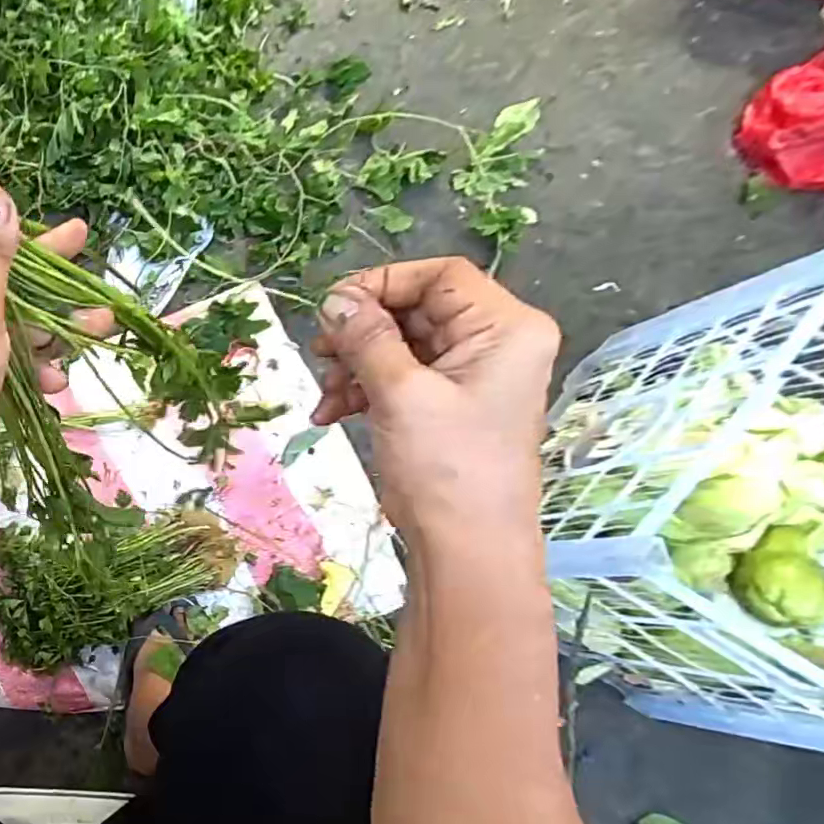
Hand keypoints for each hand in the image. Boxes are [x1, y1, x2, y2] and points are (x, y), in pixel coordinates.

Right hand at [310, 258, 558, 531]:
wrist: (464, 546)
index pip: (441, 278)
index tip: (333, 305)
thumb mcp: (402, 394)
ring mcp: (466, 378)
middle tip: (319, 351)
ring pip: (400, 348)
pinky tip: (330, 414)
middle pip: (416, 313)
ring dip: (354, 367)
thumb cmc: (445, 467)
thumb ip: (367, 338)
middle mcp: (492, 345)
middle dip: (362, 334)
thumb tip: (333, 299)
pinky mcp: (443, 407)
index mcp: (505, 328)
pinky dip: (362, 392)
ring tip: (325, 396)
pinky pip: (398, 381)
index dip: (383, 284)